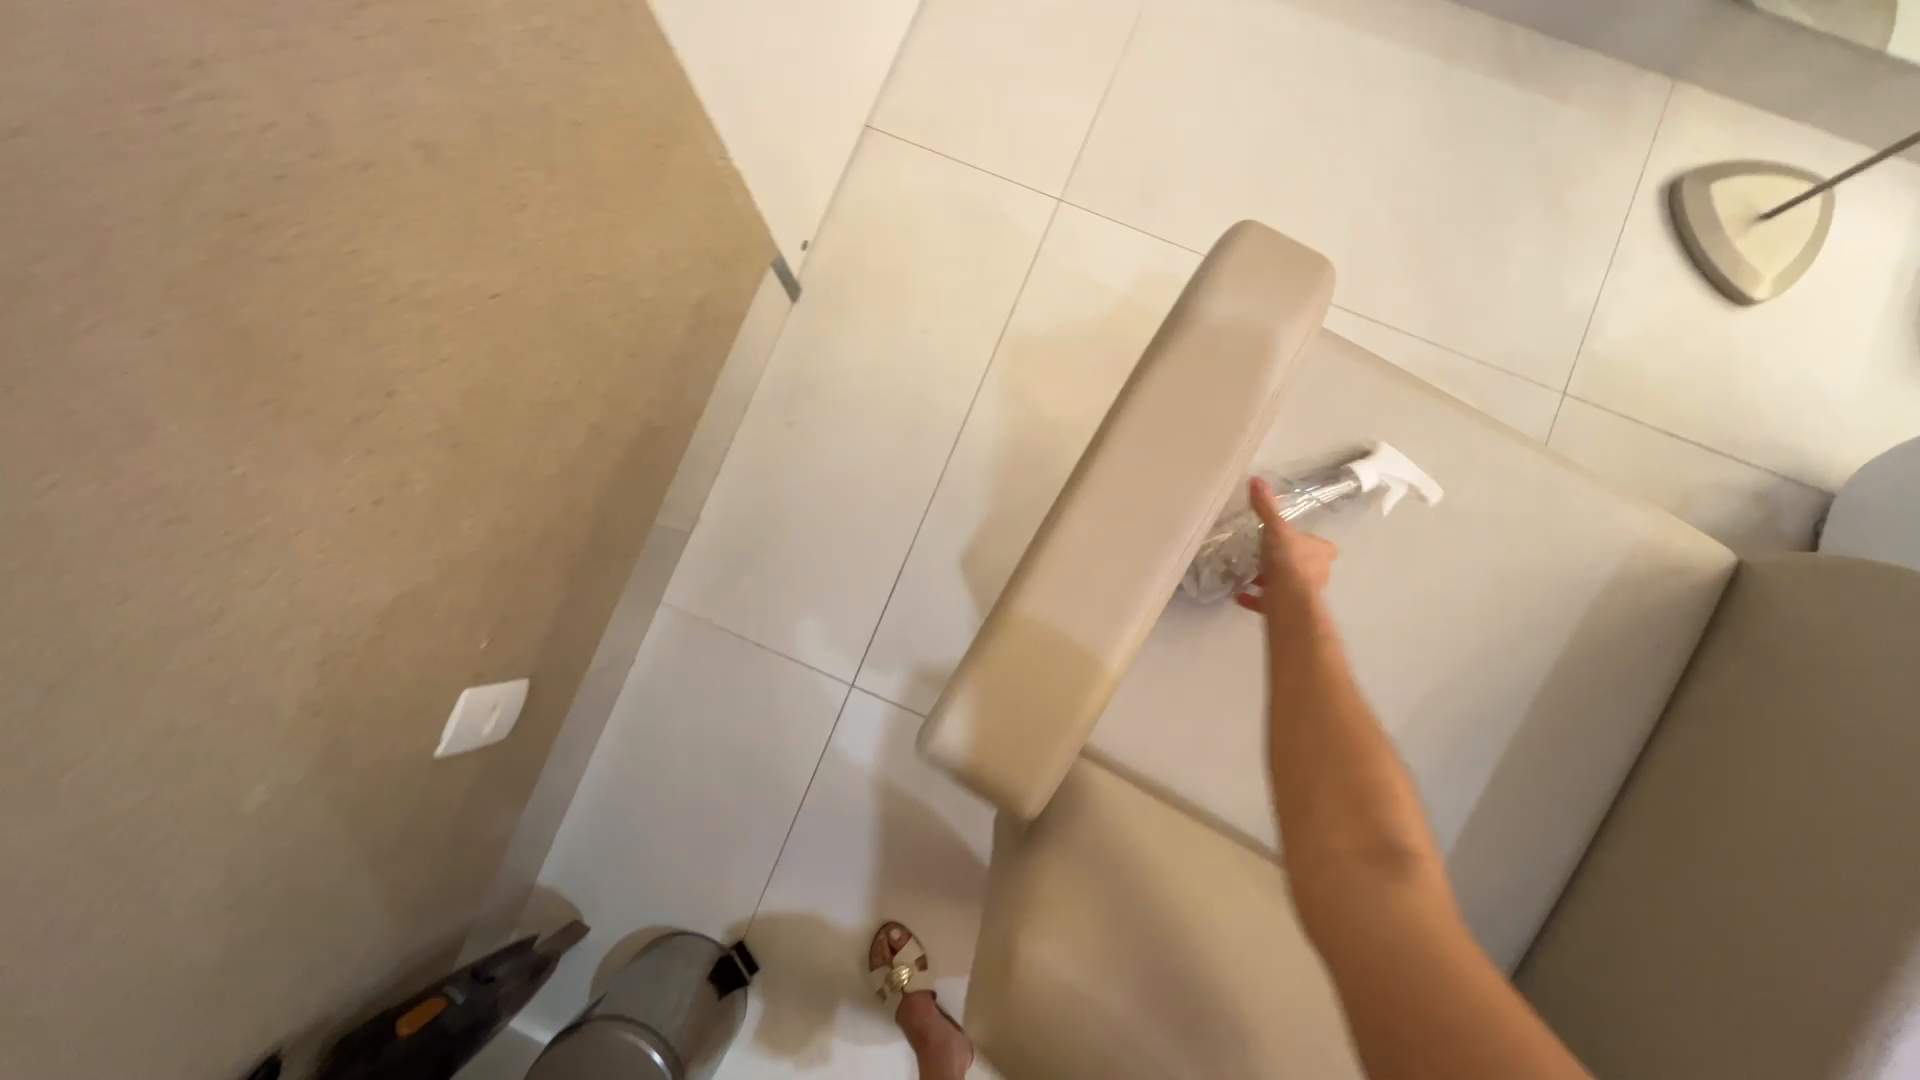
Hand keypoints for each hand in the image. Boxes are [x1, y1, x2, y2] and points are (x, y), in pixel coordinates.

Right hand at [1235, 476, 1337, 612]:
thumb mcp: (1275, 528)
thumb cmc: (1288, 559)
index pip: (1322, 546)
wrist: (1287, 597)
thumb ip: (1266, 507)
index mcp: (1321, 553)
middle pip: (1304, 565)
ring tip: (1250, 574)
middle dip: (1287, 562)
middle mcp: (1318, 573)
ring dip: (1271, 580)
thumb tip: (1256, 479)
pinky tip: (1240, 594)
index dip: (1308, 543)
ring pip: (1287, 584)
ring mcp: (1302, 593)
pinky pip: (1268, 601)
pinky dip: (1255, 598)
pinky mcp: (1286, 607)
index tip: (1290, 540)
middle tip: (1266, 556)